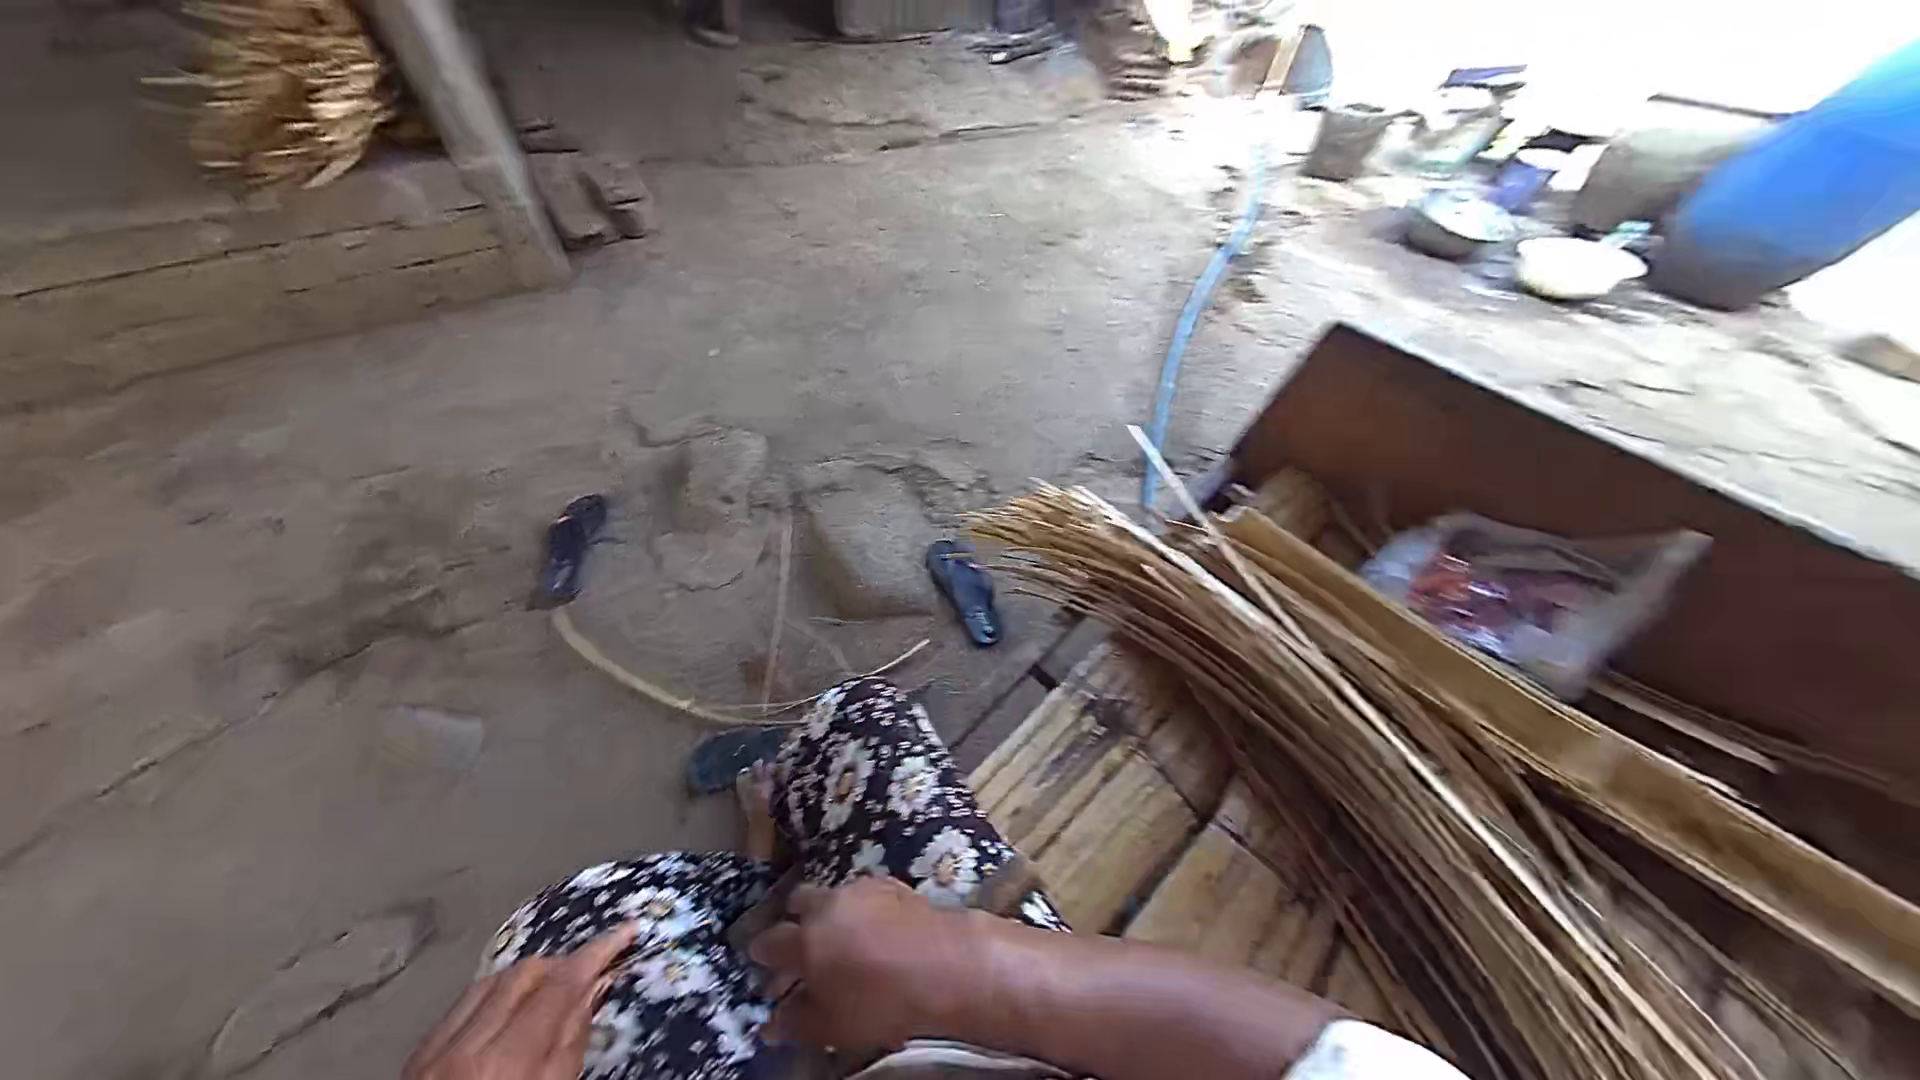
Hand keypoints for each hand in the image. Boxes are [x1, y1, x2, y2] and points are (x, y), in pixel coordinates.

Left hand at [402, 924, 634, 1079]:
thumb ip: (571, 1042)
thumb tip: (593, 986)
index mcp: (505, 1066)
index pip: (561, 984)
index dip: (599, 951)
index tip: (627, 931)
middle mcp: (465, 1048)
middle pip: (525, 972)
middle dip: (562, 964)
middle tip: (587, 974)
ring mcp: (431, 1053)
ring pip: (492, 980)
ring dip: (529, 976)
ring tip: (550, 991)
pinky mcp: (413, 1061)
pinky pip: (462, 1004)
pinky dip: (494, 994)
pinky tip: (509, 1009)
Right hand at [749, 877, 984, 1053]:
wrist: (940, 963)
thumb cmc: (880, 1003)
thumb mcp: (832, 1026)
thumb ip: (796, 1020)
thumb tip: (772, 1021)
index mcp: (805, 940)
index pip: (769, 941)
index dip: (762, 951)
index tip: (760, 958)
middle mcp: (827, 904)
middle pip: (799, 901)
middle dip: (794, 917)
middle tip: (801, 940)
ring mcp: (860, 888)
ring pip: (832, 894)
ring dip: (830, 911)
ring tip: (841, 936)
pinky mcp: (889, 881)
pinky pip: (863, 892)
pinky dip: (860, 907)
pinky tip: (873, 927)